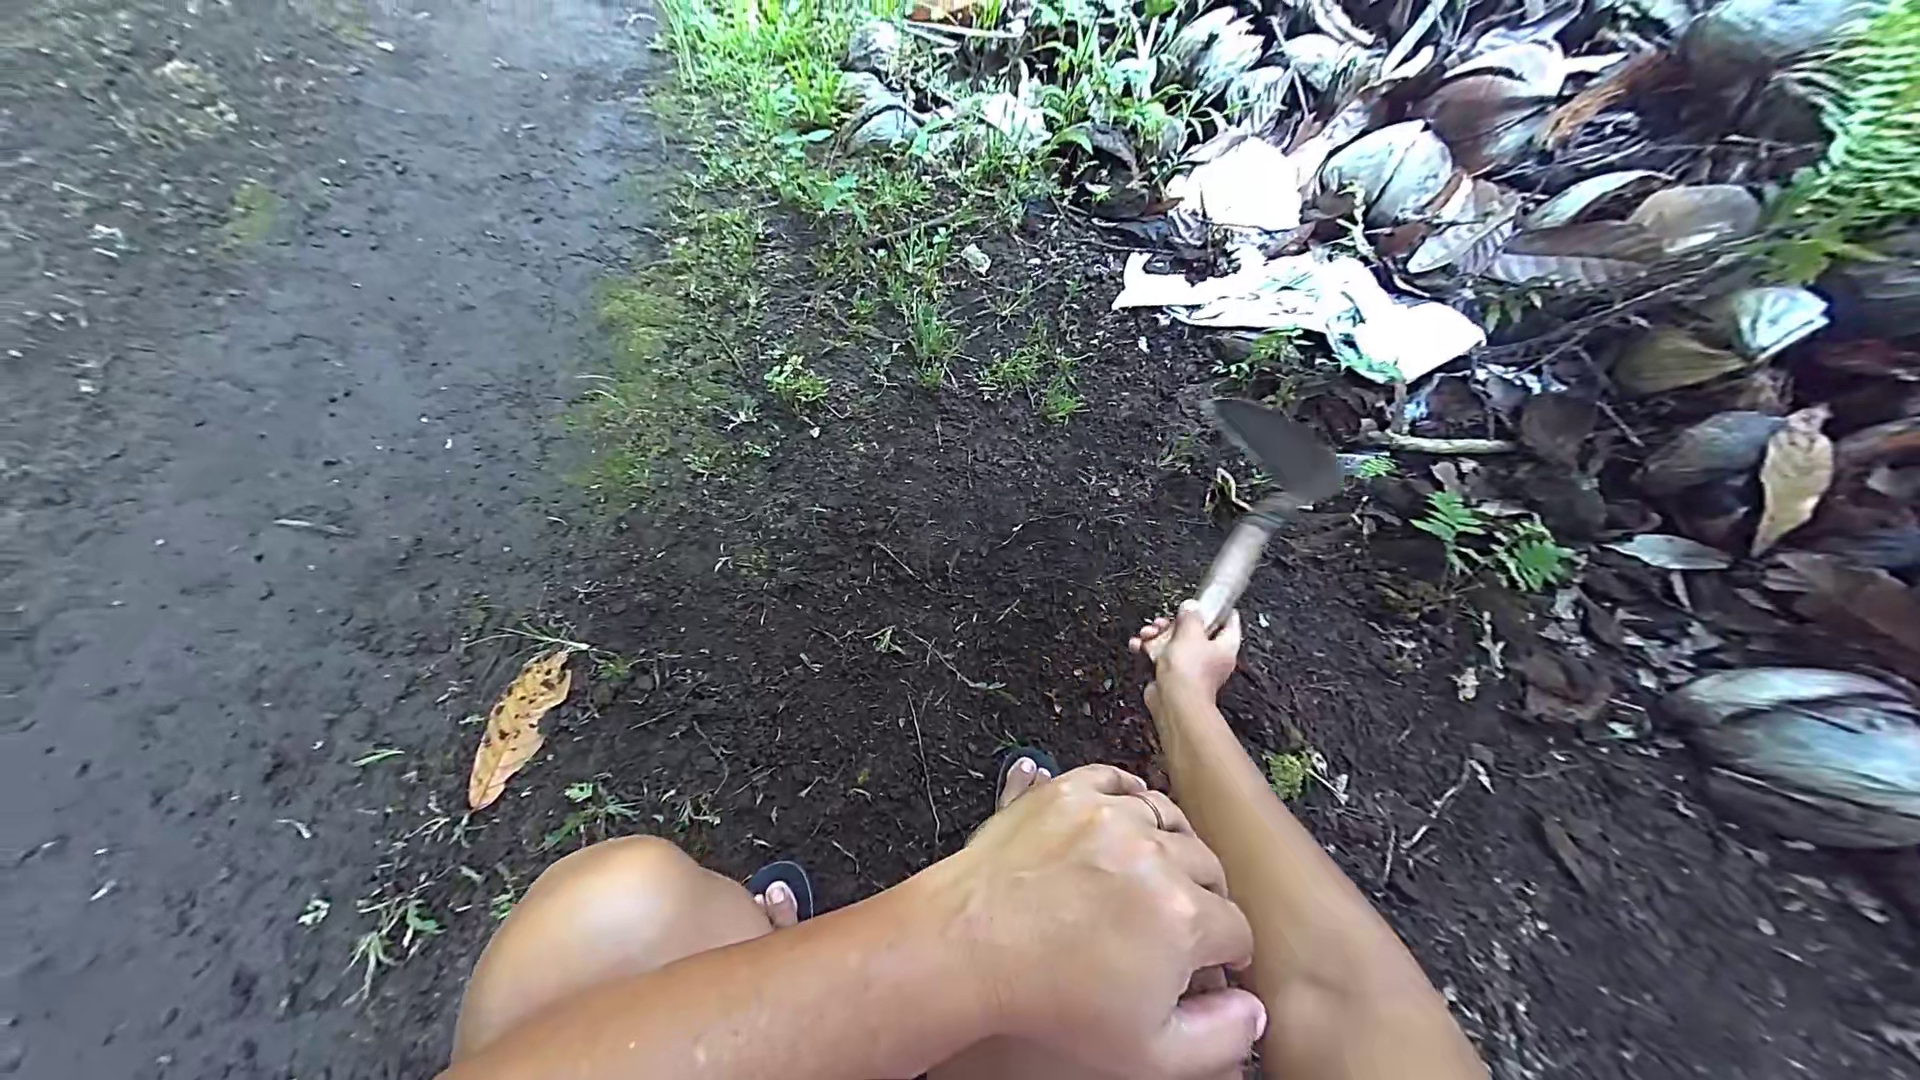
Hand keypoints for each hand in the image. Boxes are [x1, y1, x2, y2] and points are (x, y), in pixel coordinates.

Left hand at [924, 764, 1263, 1078]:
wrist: (971, 943)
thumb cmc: (1049, 998)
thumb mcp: (1147, 1053)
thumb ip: (1218, 1038)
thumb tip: (1253, 1010)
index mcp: (1181, 915)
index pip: (1235, 927)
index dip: (1227, 951)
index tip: (1211, 958)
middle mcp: (1152, 852)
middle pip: (1207, 865)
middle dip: (1204, 895)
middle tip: (1182, 914)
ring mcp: (1108, 813)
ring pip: (1167, 816)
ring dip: (1171, 842)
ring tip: (1156, 864)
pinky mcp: (1071, 790)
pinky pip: (1116, 777)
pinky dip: (1128, 793)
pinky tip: (1128, 812)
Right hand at [1130, 601, 1241, 715]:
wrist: (1174, 700)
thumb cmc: (1190, 672)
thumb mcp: (1191, 633)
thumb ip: (1191, 616)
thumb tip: (1191, 606)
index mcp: (1224, 648)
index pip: (1229, 624)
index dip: (1220, 611)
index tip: (1210, 602)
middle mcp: (1210, 659)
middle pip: (1194, 633)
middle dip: (1174, 624)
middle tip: (1164, 621)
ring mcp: (1190, 668)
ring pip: (1173, 644)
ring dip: (1156, 635)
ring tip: (1147, 632)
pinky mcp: (1172, 676)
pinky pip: (1159, 657)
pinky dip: (1147, 649)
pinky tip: (1138, 645)